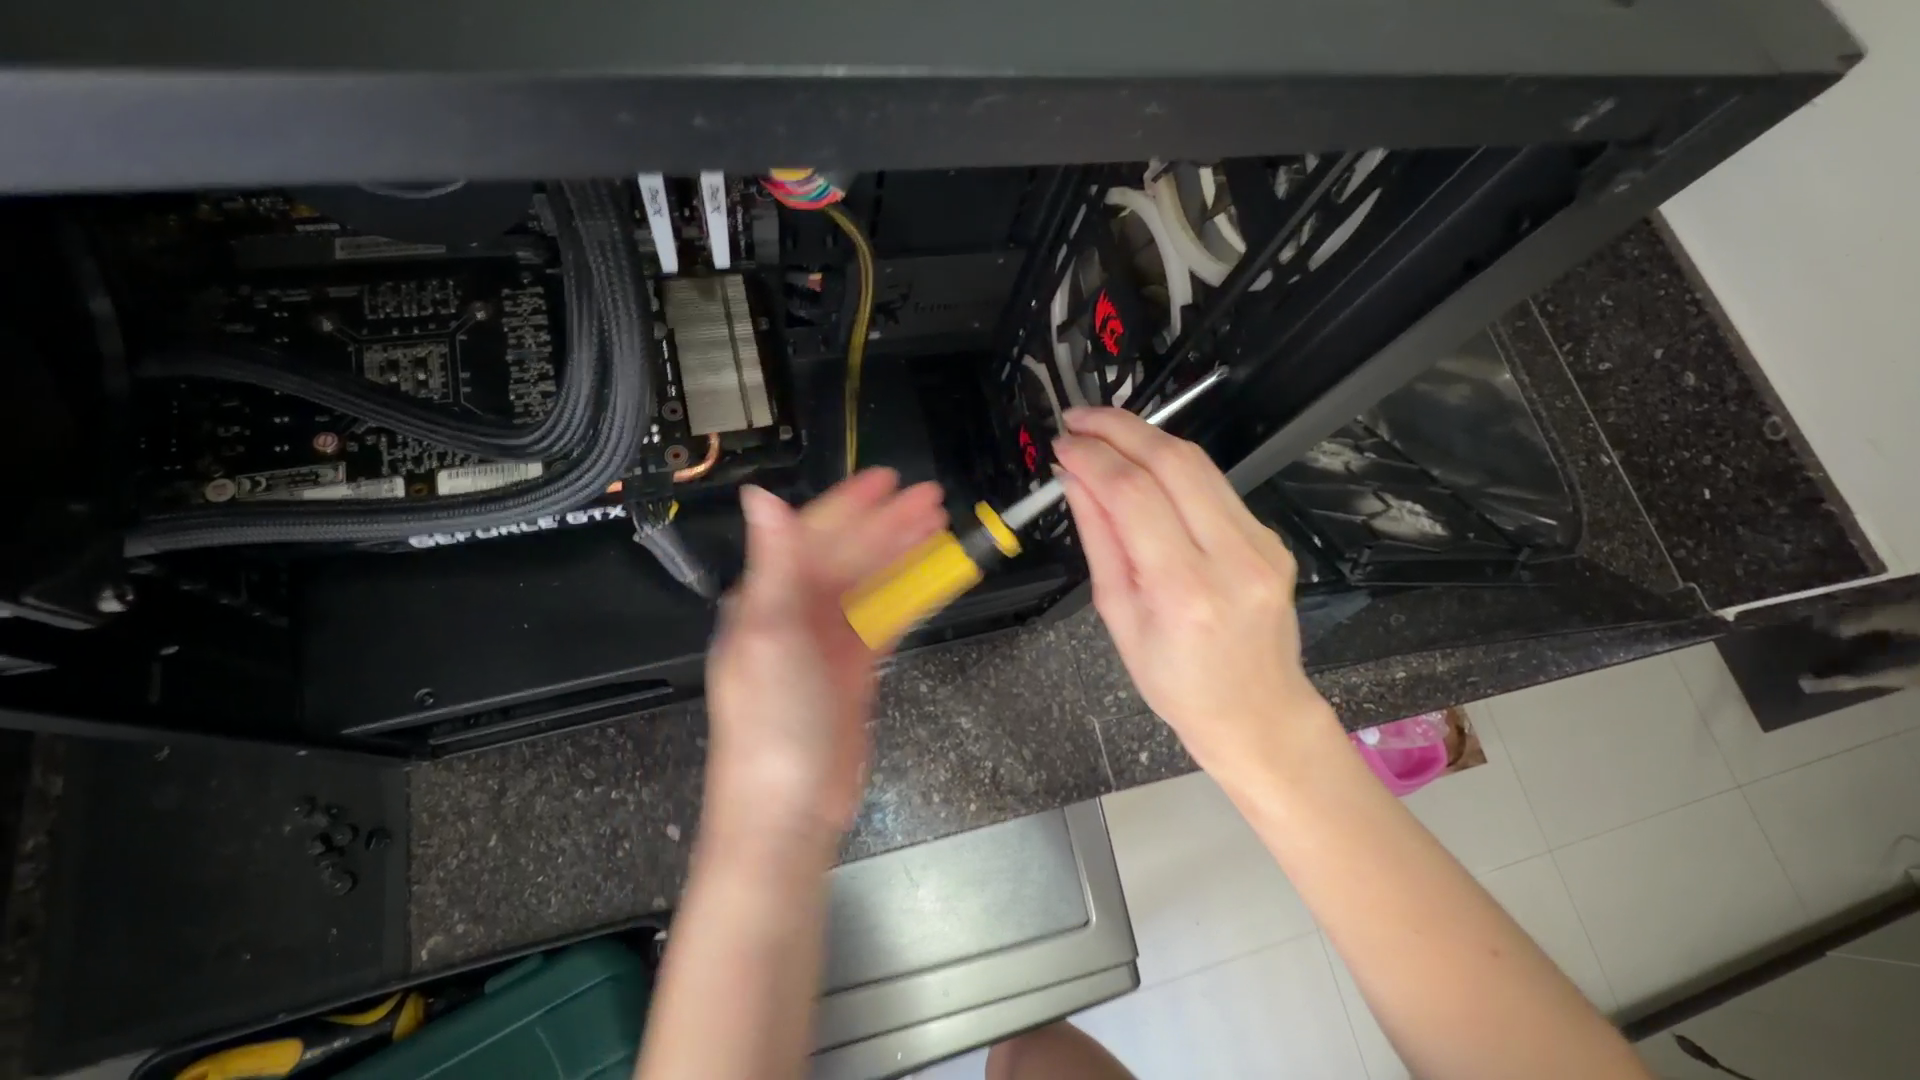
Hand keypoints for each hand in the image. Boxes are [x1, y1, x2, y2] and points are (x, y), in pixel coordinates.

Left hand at [703, 470, 946, 846]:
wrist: (787, 808)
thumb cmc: (770, 726)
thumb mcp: (770, 637)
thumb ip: (774, 563)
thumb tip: (760, 496)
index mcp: (767, 599)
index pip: (810, 536)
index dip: (850, 506)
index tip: (886, 480)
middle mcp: (795, 613)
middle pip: (848, 556)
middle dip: (888, 526)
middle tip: (930, 499)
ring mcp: (827, 642)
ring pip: (871, 583)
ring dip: (903, 554)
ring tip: (939, 527)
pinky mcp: (854, 669)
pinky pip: (885, 619)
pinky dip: (909, 597)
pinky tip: (933, 578)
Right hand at [1052, 407, 1337, 792]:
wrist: (1256, 711)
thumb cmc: (1176, 682)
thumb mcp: (1119, 618)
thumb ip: (1100, 540)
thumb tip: (1075, 479)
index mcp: (1184, 592)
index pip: (1133, 495)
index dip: (1093, 458)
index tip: (1063, 444)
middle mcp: (1233, 559)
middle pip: (1174, 462)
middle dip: (1120, 427)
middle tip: (1078, 419)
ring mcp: (1262, 545)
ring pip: (1200, 464)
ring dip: (1146, 437)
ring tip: (1103, 433)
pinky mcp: (1271, 538)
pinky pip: (1215, 487)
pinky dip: (1172, 468)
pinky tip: (1143, 470)